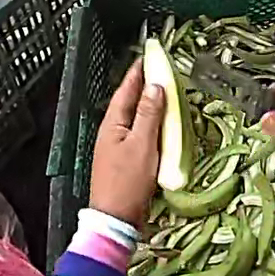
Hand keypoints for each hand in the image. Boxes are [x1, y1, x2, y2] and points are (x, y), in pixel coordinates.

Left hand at [87, 59, 165, 228]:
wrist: (116, 220)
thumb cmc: (128, 181)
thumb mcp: (143, 145)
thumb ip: (149, 115)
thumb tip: (155, 85)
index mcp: (112, 124)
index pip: (126, 91)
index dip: (137, 73)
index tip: (148, 56)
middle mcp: (111, 132)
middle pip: (128, 103)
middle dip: (143, 86)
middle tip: (159, 71)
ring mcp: (116, 147)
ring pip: (133, 118)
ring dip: (147, 105)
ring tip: (163, 93)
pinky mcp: (124, 160)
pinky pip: (138, 133)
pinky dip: (150, 124)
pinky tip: (160, 126)